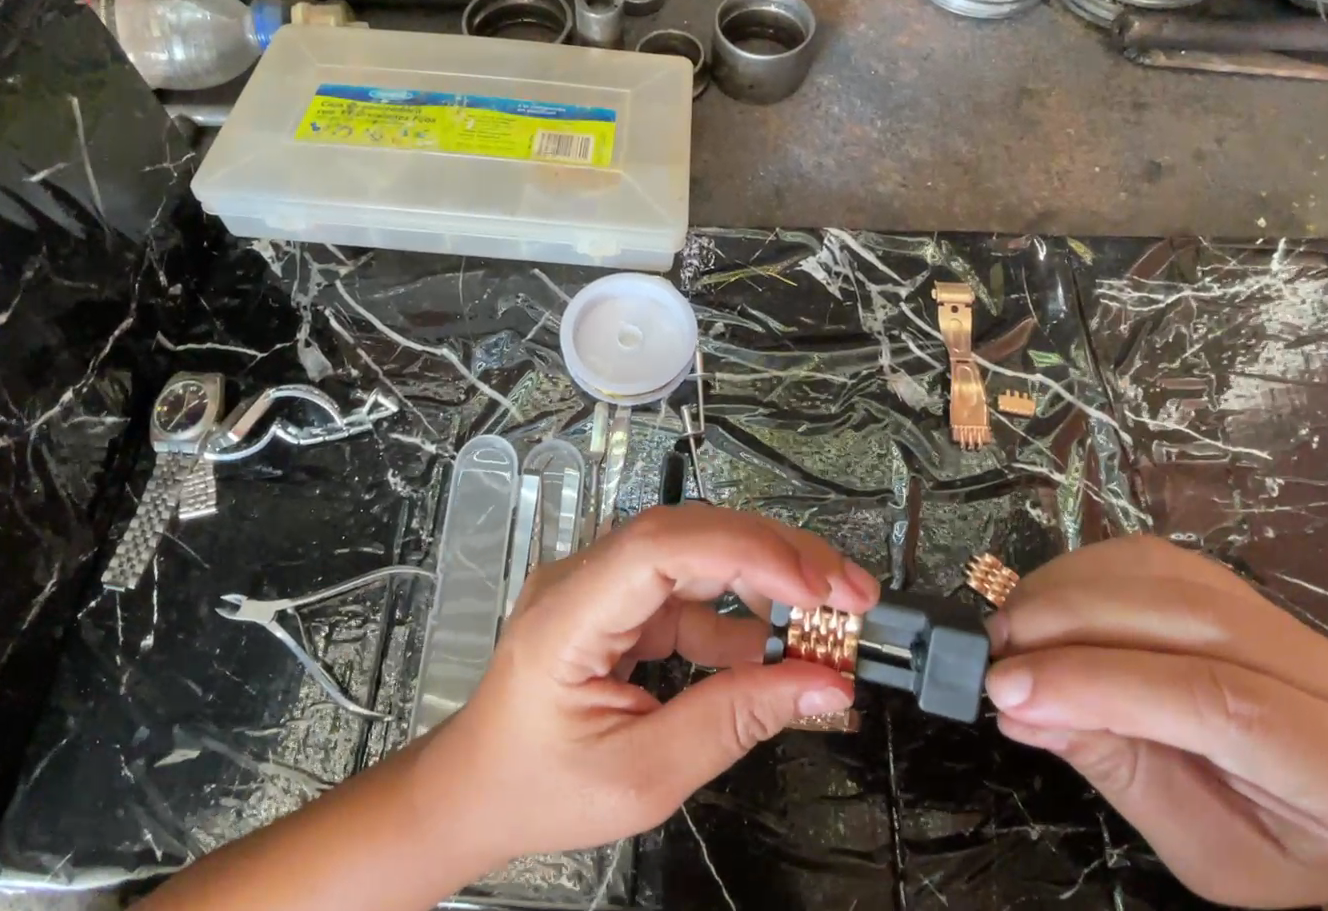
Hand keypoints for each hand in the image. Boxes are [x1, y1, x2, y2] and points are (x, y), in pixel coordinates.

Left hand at [412, 503, 877, 867]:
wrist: (475, 792)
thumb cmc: (541, 790)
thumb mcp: (644, 775)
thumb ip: (733, 722)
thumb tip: (828, 686)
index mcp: (568, 615)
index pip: (659, 547)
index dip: (743, 550)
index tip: (817, 586)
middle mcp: (583, 580)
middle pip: (686, 534)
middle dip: (775, 553)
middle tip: (852, 590)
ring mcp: (600, 587)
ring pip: (695, 554)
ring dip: (767, 575)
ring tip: (834, 610)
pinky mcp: (618, 607)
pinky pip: (687, 594)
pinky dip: (740, 613)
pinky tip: (782, 642)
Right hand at [984, 536, 1327, 910]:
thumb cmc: (1283, 856)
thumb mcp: (1199, 849)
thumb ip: (1115, 768)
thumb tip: (1016, 707)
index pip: (1212, 698)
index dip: (1094, 682)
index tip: (1004, 688)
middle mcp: (1327, 671)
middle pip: (1182, 614)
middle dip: (1067, 621)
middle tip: (992, 649)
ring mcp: (1286, 618)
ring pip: (1161, 570)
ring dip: (1067, 587)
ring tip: (1011, 627)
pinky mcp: (1240, 589)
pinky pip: (1153, 559)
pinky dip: (1084, 573)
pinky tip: (1048, 606)